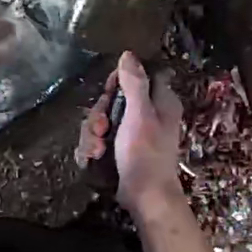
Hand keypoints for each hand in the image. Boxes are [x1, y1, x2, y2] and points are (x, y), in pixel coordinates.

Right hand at [82, 51, 185, 216]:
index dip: (117, 82)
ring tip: (97, 150)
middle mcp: (147, 115)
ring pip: (101, 122)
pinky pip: (98, 141)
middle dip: (99, 116)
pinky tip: (94, 158)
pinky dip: (92, 149)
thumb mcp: (140, 114)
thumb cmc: (146, 154)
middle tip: (101, 129)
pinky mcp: (119, 151)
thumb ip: (134, 83)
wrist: (146, 198)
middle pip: (112, 100)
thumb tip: (128, 54)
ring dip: (93, 135)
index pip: (135, 76)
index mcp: (160, 102)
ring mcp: (131, 135)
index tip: (109, 93)